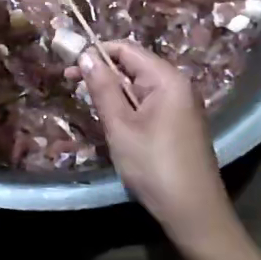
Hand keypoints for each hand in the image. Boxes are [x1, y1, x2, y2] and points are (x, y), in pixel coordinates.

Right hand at [79, 40, 236, 244]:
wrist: (192, 210)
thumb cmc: (153, 164)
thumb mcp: (120, 125)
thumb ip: (103, 88)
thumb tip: (85, 56)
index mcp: (167, 80)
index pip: (126, 49)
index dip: (96, 52)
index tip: (68, 67)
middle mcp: (177, 86)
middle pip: (133, 65)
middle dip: (101, 71)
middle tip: (70, 85)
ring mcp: (180, 105)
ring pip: (138, 85)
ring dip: (112, 90)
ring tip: (88, 103)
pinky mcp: (178, 123)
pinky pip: (147, 102)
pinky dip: (126, 105)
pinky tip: (112, 120)